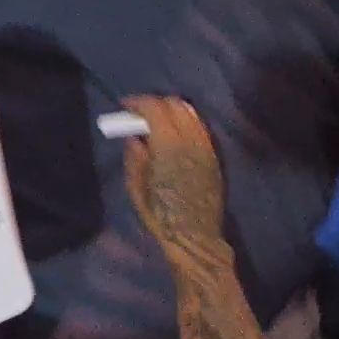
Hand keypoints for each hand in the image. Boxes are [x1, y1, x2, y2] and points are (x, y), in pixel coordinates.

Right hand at [121, 96, 230, 261]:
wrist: (193, 235)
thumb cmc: (159, 215)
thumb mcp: (136, 189)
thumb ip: (135, 158)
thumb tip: (135, 138)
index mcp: (168, 147)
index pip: (155, 109)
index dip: (138, 103)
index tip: (125, 106)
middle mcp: (190, 141)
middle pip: (175, 105)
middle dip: (155, 103)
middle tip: (139, 113)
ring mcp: (206, 147)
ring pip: (191, 114)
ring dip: (172, 111)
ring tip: (157, 121)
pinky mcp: (214, 157)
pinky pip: (200, 129)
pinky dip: (186, 123)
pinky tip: (174, 134)